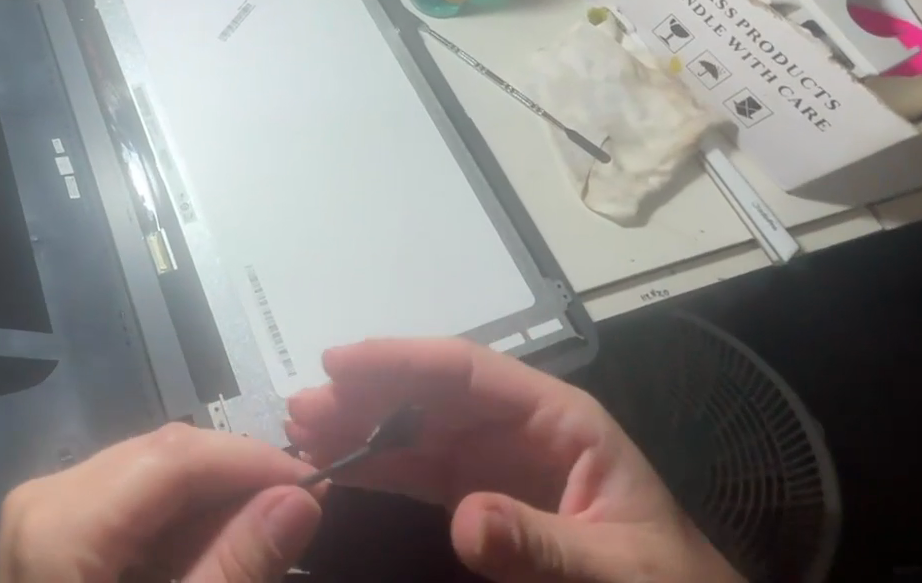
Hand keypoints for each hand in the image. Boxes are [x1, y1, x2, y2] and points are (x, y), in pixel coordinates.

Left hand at [0, 422, 323, 582]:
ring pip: (147, 471)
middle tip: (304, 504)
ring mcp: (43, 509)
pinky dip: (177, 520)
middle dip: (235, 476)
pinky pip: (127, 500)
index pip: (173, 458)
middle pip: (160, 458)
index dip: (250, 461)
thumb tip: (299, 499)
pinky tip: (218, 544)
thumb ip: (234, 568)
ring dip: (212, 498)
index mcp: (61, 525)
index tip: (318, 482)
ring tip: (269, 524)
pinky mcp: (51, 528)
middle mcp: (46, 496)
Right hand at [285, 339, 741, 582]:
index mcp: (555, 416)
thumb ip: (543, 544)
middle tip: (303, 408)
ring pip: (409, 426)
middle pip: (426, 394)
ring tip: (302, 431)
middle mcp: (512, 424)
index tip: (338, 363)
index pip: (466, 371)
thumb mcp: (619, 571)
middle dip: (363, 396)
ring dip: (355, 426)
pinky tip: (334, 464)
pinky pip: (412, 468)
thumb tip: (465, 519)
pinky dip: (370, 464)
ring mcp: (489, 458)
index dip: (399, 360)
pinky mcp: (474, 491)